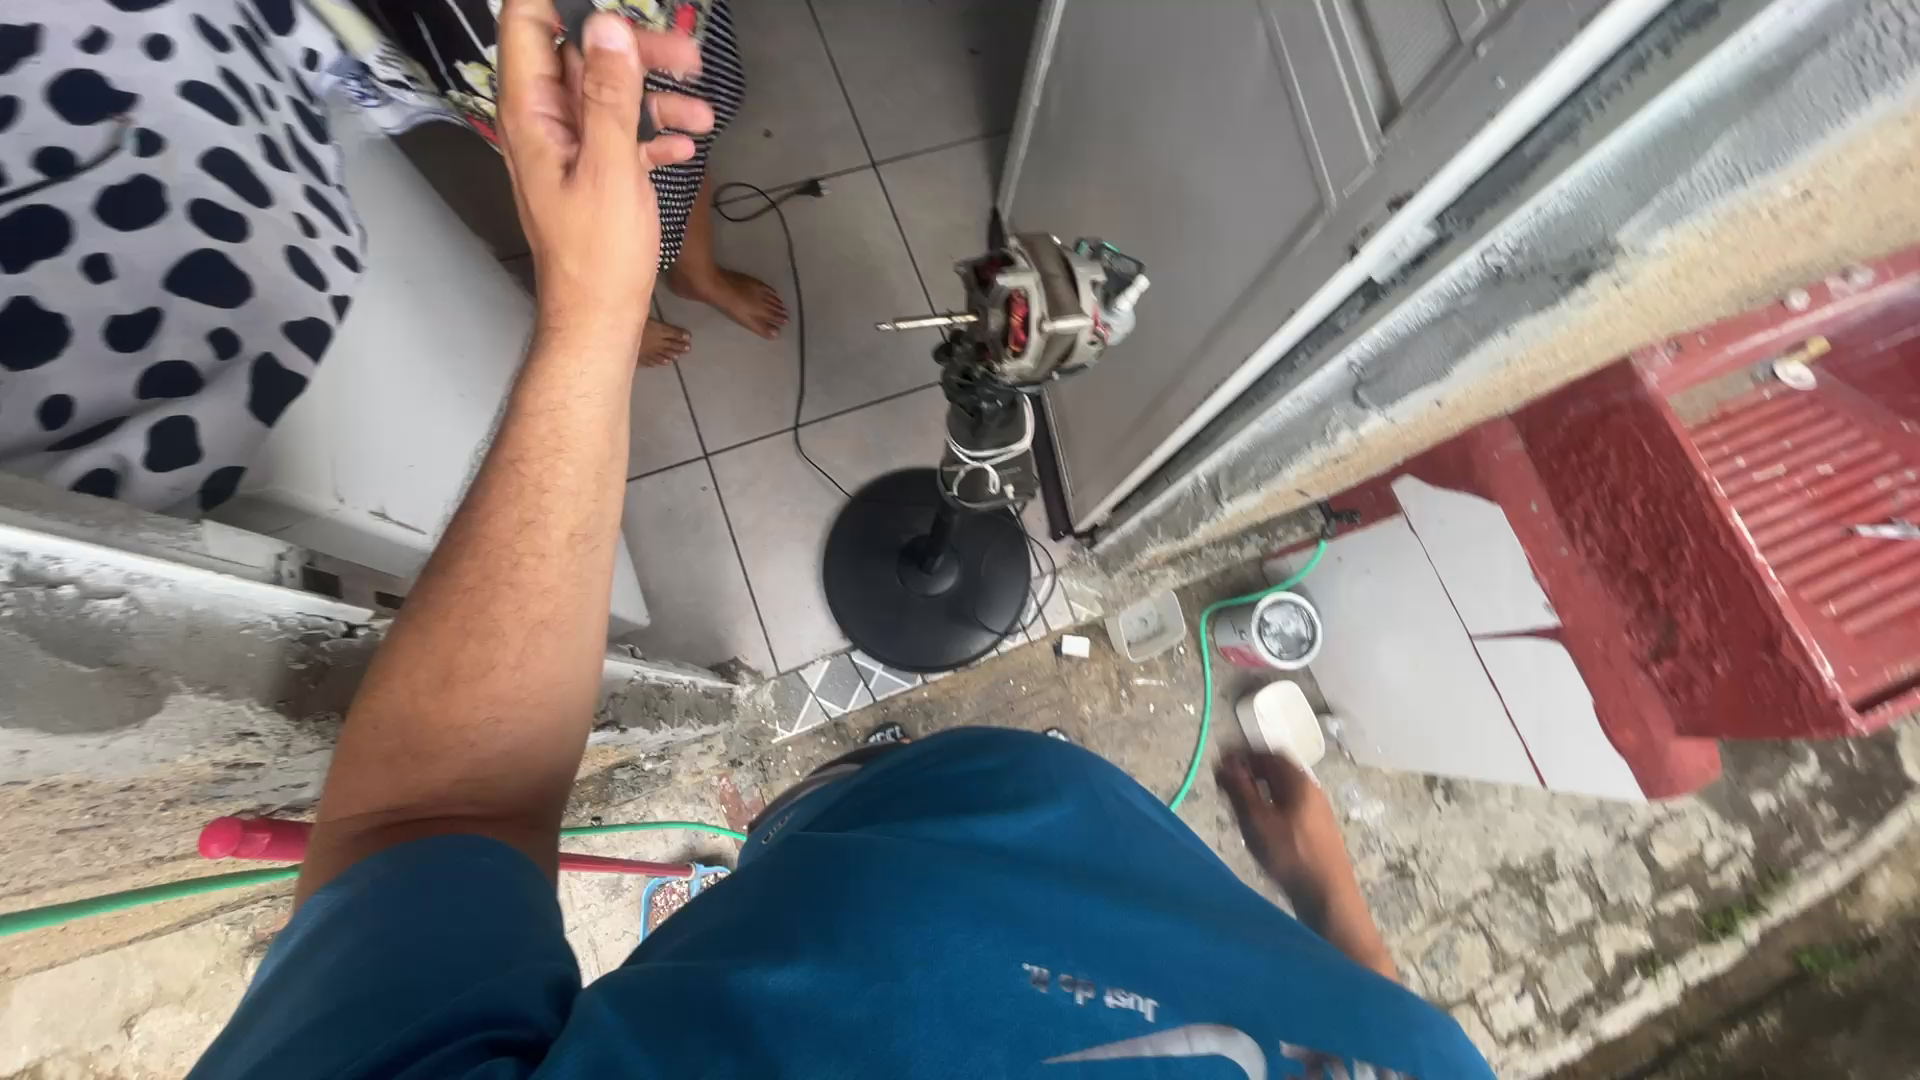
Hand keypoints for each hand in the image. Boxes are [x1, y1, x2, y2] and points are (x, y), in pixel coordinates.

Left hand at [496, 0, 713, 352]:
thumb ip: (607, 96)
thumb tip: (607, 25)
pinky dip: (653, 137)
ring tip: (705, 112)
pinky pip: (621, 138)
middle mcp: (546, 122)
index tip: (623, 9)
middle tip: (689, 58)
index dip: (570, 4)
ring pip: (610, 99)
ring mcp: (571, 150)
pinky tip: (687, 148)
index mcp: (532, 111)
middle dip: (635, 51)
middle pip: (583, 57)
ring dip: (657, 99)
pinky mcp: (595, 177)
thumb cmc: (600, 252)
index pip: (530, 21)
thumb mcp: (609, 170)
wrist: (600, 316)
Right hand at [1218, 748, 1397, 979]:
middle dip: (1249, 771)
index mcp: (1299, 781)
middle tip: (1225, 784)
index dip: (1243, 753)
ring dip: (1258, 789)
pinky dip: (1269, 805)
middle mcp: (1311, 790)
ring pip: (1282, 789)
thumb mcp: (1256, 820)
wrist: (1329, 897)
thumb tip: (1224, 761)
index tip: (1220, 762)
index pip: (1268, 754)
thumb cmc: (1290, 854)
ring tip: (1238, 805)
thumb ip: (1238, 788)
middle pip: (1276, 770)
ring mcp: (1318, 811)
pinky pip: (1289, 805)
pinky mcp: (1318, 830)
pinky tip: (1259, 825)